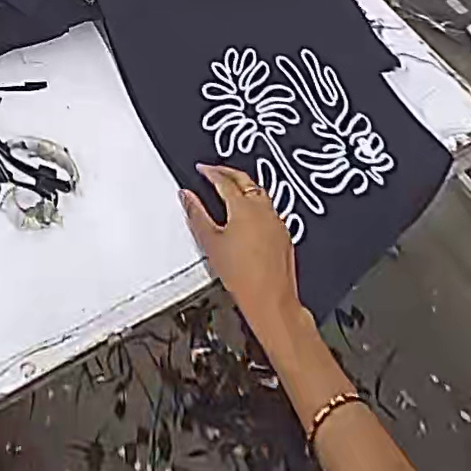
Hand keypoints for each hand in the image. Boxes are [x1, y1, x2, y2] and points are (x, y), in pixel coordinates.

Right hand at [180, 163, 304, 332]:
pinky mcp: (284, 235)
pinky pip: (269, 209)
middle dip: (227, 172)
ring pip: (259, 192)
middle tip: (214, 171)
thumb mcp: (210, 242)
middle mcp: (264, 210)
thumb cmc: (243, 277)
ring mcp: (276, 222)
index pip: (224, 181)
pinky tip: (247, 214)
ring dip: (243, 186)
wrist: (271, 301)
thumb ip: (196, 214)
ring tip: (229, 188)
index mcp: (244, 208)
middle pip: (245, 180)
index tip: (202, 169)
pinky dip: (255, 203)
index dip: (210, 172)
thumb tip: (187, 197)